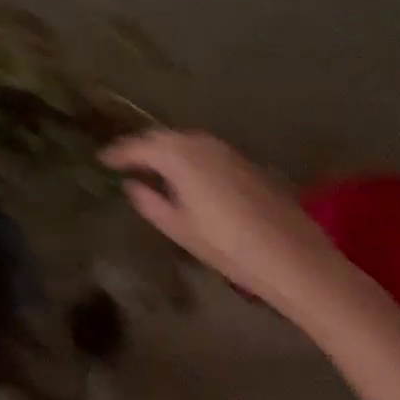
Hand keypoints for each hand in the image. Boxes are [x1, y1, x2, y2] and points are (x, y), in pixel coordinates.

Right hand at [102, 131, 354, 316]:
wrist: (298, 262)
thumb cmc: (228, 248)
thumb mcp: (179, 229)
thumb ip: (149, 202)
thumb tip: (133, 184)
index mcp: (179, 158)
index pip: (139, 147)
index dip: (117, 153)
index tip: (102, 159)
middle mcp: (203, 146)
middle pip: (164, 137)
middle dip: (142, 146)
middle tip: (125, 159)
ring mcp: (230, 153)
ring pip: (188, 141)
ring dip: (168, 148)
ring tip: (154, 164)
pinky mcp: (250, 165)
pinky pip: (208, 151)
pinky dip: (191, 155)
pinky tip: (189, 174)